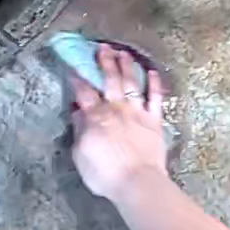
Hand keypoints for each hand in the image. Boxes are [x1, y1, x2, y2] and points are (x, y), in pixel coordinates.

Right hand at [68, 44, 167, 203]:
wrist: (137, 182)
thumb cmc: (106, 174)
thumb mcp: (81, 154)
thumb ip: (79, 131)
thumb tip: (77, 114)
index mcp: (96, 117)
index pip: (84, 92)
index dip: (77, 78)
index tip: (73, 68)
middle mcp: (116, 109)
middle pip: (110, 80)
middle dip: (105, 62)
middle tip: (102, 47)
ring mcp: (137, 113)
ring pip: (131, 83)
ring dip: (127, 66)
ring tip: (123, 52)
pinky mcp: (154, 121)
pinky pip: (155, 98)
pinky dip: (154, 84)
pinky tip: (152, 72)